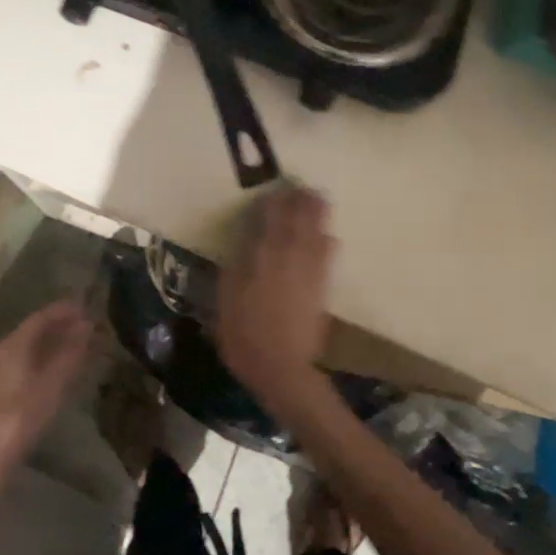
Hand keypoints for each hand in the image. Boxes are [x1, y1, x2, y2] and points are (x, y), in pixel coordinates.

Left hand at [0, 300, 94, 470]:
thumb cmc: (24, 414)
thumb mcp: (54, 382)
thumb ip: (72, 351)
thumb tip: (87, 325)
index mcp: (13, 344)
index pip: (41, 317)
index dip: (65, 310)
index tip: (87, 306)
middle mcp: (3, 349)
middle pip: (35, 329)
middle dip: (62, 325)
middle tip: (88, 324)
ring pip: (30, 345)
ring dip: (55, 342)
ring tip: (80, 343)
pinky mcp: (0, 385)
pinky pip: (26, 359)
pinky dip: (45, 356)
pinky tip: (61, 365)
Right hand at [216, 187, 335, 404]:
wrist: (282, 367)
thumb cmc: (244, 332)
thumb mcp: (227, 295)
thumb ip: (237, 263)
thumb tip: (246, 239)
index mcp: (264, 254)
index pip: (272, 215)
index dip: (274, 200)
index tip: (274, 189)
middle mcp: (291, 255)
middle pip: (301, 218)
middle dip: (302, 200)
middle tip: (301, 187)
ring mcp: (311, 270)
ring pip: (318, 231)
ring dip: (318, 213)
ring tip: (316, 200)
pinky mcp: (323, 286)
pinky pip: (328, 253)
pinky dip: (326, 238)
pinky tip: (326, 235)